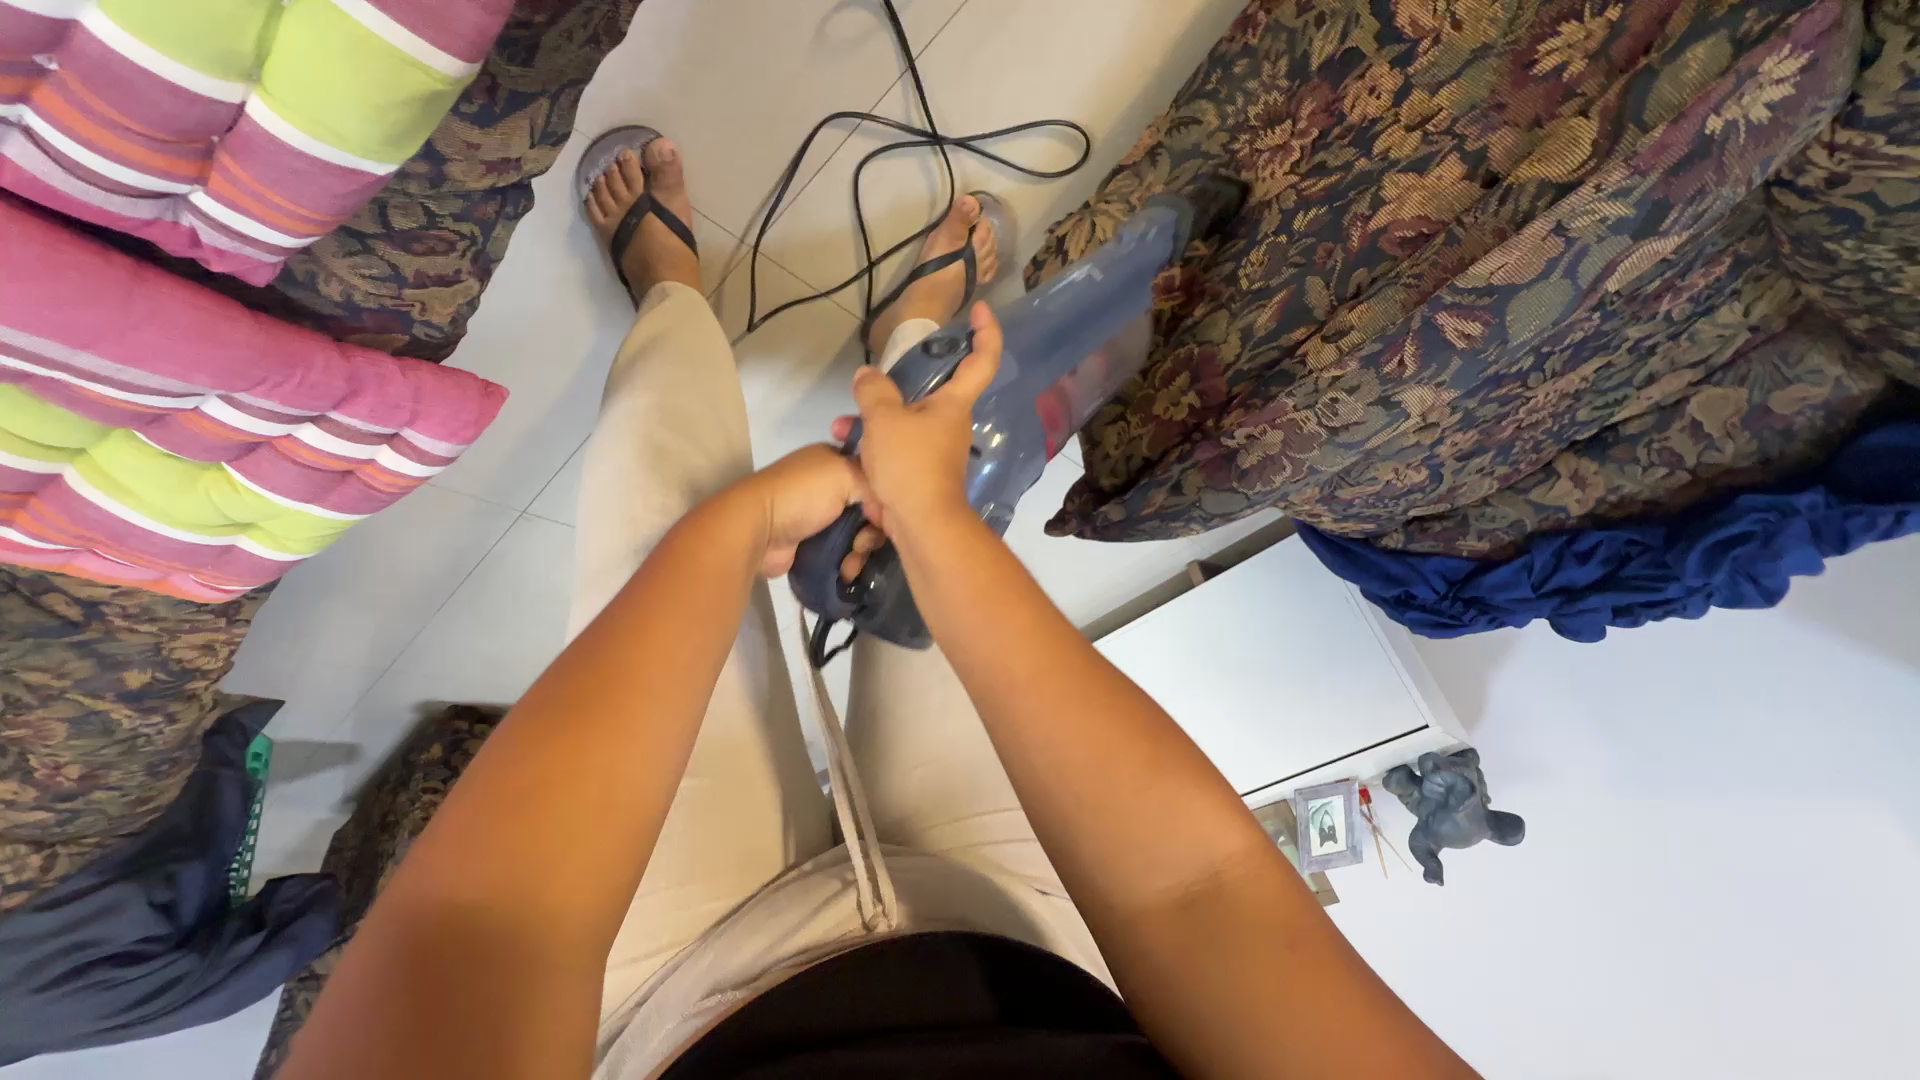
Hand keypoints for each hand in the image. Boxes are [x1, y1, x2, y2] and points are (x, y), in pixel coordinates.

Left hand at [729, 445, 873, 577]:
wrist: (757, 529)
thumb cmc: (802, 494)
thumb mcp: (844, 473)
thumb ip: (874, 485)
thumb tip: (885, 511)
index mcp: (834, 461)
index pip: (873, 475)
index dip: (884, 494)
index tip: (884, 512)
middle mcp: (829, 487)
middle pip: (870, 509)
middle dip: (872, 529)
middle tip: (861, 540)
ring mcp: (821, 518)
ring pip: (860, 535)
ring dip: (860, 551)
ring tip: (850, 560)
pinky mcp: (815, 544)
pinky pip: (845, 553)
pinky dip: (848, 563)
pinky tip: (844, 570)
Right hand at [832, 303, 1000, 573]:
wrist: (922, 525)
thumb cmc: (911, 465)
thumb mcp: (884, 420)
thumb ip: (873, 391)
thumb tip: (866, 375)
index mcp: (955, 403)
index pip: (982, 359)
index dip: (985, 330)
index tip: (979, 309)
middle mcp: (951, 422)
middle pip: (929, 391)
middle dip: (896, 385)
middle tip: (870, 384)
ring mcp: (936, 449)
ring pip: (904, 420)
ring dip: (874, 419)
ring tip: (844, 426)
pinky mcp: (920, 471)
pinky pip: (895, 445)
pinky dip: (873, 443)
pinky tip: (847, 447)